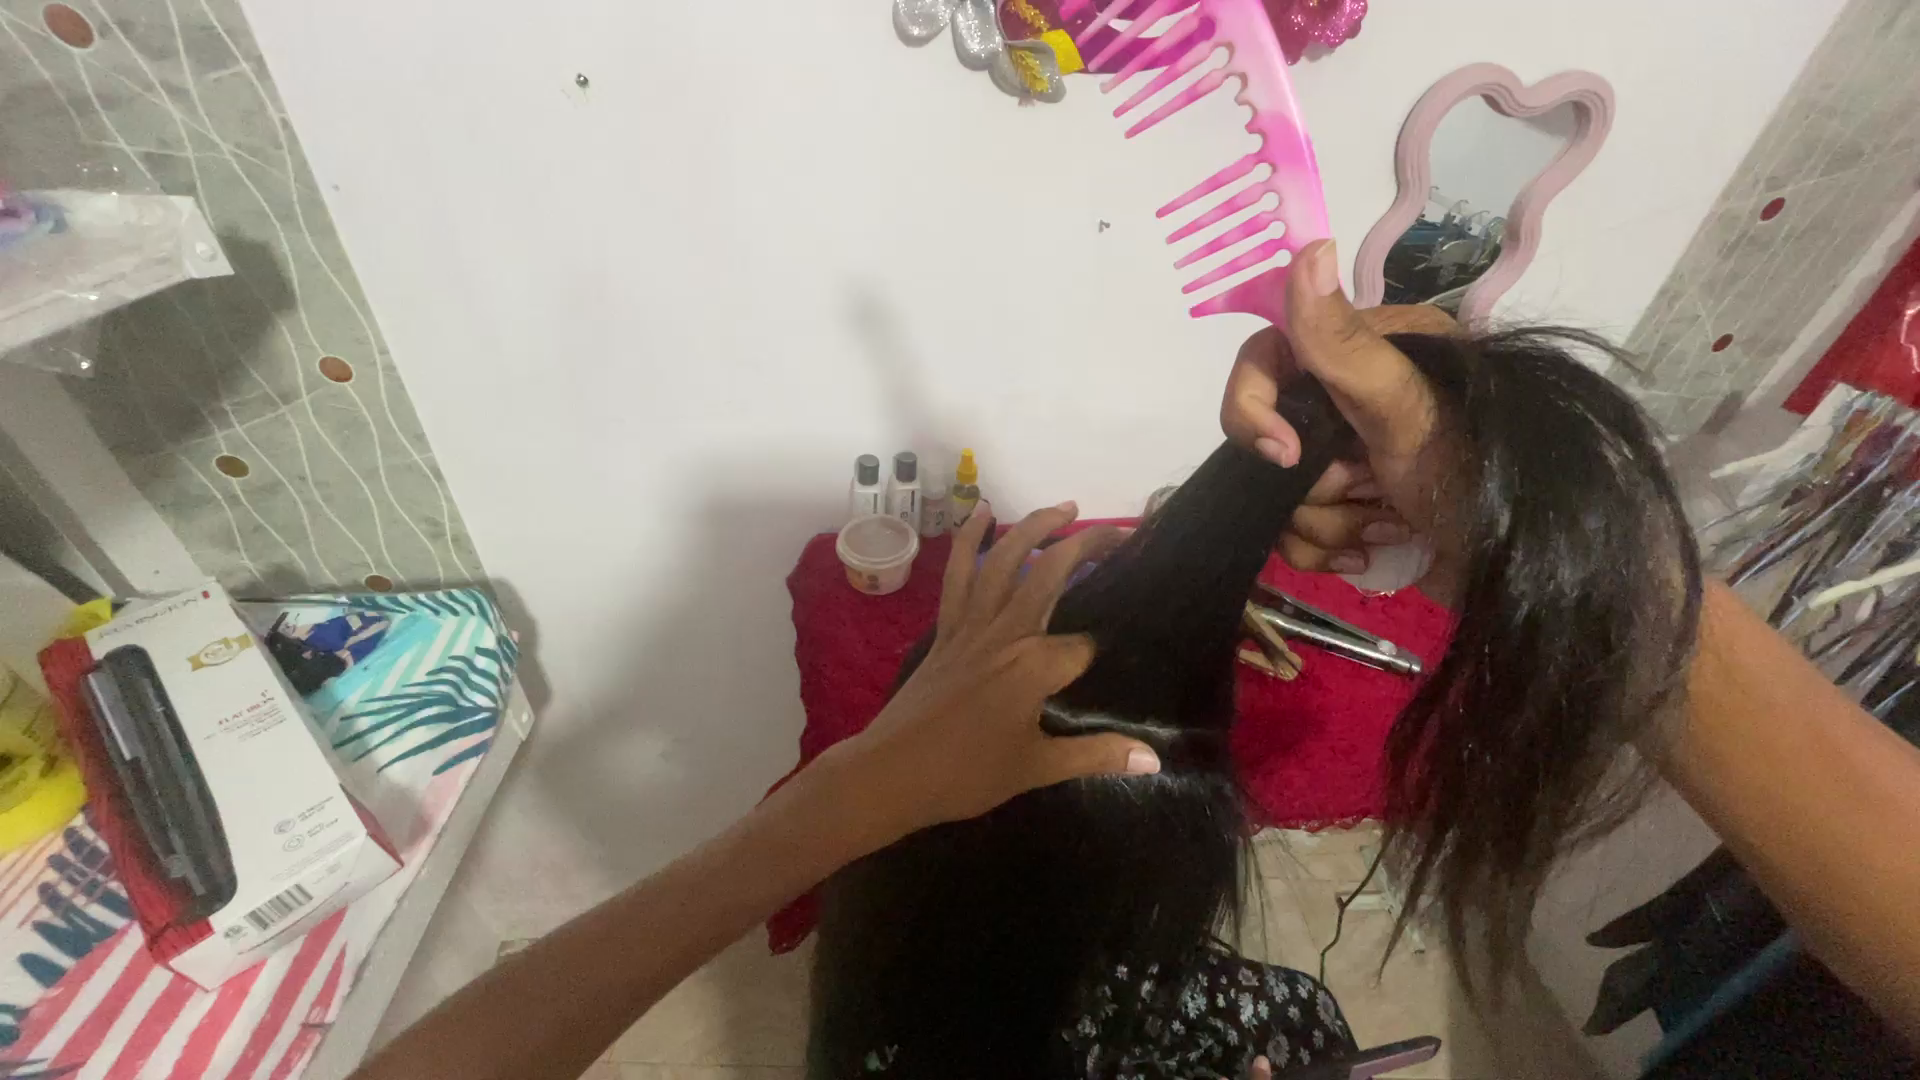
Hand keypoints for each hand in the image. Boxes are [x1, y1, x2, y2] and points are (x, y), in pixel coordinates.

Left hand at [828, 501, 1160, 835]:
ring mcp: (971, 625)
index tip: (1115, 658)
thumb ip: (1096, 756)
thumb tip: (1154, 760)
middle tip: (1118, 533)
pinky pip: (957, 574)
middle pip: (1050, 574)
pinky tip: (981, 512)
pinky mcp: (946, 627)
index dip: (1101, 653)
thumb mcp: (1038, 768)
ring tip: (1065, 507)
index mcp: (1033, 666)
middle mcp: (1005, 633)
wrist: (892, 772)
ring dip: (1035, 528)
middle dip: (1086, 548)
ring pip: (1004, 561)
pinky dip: (968, 540)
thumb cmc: (967, 775)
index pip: (1084, 646)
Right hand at [1220, 239, 1464, 599]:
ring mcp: (1344, 462)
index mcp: (1364, 358)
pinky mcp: (1343, 513)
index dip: (1255, 411)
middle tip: (1367, 486)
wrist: (1524, 575)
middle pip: (1266, 439)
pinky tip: (1371, 551)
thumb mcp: (1406, 408)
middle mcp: (1347, 404)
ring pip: (1278, 493)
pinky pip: (1291, 533)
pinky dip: (1324, 551)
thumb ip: (1344, 343)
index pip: (1264, 362)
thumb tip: (1308, 248)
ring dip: (1328, 523)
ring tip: (1386, 525)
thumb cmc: (1474, 480)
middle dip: (1309, 481)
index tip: (1285, 454)